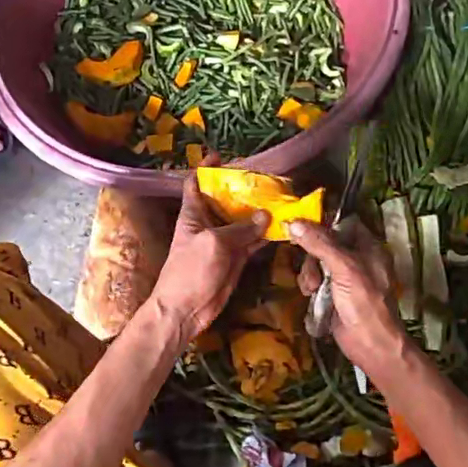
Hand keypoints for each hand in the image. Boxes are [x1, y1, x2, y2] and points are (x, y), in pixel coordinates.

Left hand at [143, 174, 270, 340]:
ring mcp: (223, 241)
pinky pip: (252, 241)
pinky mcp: (235, 258)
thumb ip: (240, 229)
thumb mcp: (214, 243)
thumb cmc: (191, 271)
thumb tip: (266, 215)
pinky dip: (265, 234)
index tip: (220, 155)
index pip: (197, 183)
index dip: (206, 169)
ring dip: (260, 211)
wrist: (185, 310)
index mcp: (194, 213)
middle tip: (267, 177)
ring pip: (243, 220)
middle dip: (243, 188)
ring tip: (282, 196)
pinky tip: (282, 226)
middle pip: (226, 199)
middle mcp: (208, 223)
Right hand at [288, 220, 406, 372]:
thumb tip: (294, 223)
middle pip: (325, 243)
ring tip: (311, 288)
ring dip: (309, 273)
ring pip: (317, 262)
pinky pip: (315, 280)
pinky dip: (310, 286)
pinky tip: (310, 295)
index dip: (324, 223)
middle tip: (311, 269)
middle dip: (313, 256)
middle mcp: (357, 258)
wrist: (370, 345)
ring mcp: (345, 277)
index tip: (302, 226)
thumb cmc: (364, 302)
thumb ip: (320, 244)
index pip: (344, 223)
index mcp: (368, 247)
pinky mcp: (334, 293)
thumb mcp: (344, 268)